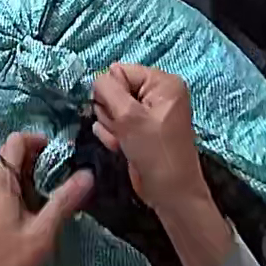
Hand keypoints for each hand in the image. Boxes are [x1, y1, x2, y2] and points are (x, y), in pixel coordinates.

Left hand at [0, 132, 92, 265]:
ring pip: (8, 171)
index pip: (16, 140)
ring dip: (31, 176)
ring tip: (55, 195)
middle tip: (65, 178)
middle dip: (39, 160)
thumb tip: (87, 174)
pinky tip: (37, 211)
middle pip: (12, 154)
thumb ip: (64, 202)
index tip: (64, 157)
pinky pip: (3, 187)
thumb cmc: (7, 263)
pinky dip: (21, 189)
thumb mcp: (42, 234)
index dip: (40, 141)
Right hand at [90, 63, 207, 212]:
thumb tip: (95, 80)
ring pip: (108, 106)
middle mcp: (155, 92)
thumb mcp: (128, 116)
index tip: (121, 113)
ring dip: (110, 126)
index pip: (118, 71)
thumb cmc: (155, 152)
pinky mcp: (138, 127)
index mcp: (161, 82)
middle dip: (111, 111)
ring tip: (124, 140)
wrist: (170, 194)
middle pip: (112, 88)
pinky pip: (112, 121)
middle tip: (123, 129)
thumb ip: (106, 89)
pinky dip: (112, 135)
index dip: (112, 91)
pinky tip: (122, 147)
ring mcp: (146, 111)